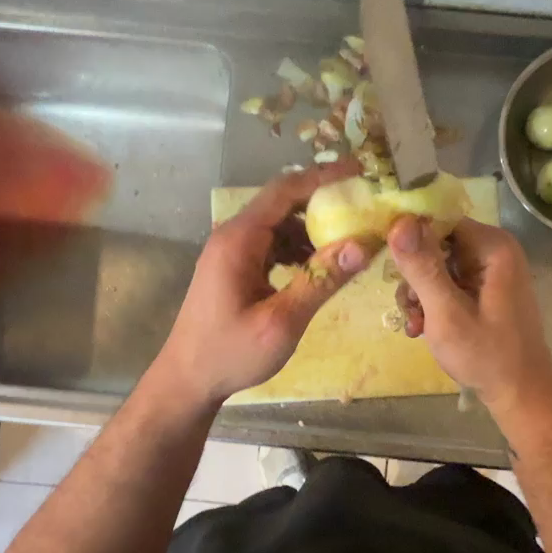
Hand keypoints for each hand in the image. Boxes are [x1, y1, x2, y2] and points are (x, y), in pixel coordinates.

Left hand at [154, 160, 378, 405]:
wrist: (187, 380)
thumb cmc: (230, 353)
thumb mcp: (281, 321)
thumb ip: (320, 281)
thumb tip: (363, 245)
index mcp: (239, 239)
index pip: (285, 189)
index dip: (324, 176)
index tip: (361, 171)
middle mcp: (232, 236)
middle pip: (282, 202)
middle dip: (324, 201)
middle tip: (364, 206)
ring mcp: (231, 252)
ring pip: (278, 225)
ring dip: (312, 229)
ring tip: (350, 240)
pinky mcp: (234, 269)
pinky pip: (271, 245)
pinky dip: (298, 249)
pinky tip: (318, 268)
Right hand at [389, 215, 551, 410]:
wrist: (520, 393)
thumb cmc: (486, 355)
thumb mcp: (446, 313)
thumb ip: (422, 268)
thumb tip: (398, 222)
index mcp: (493, 247)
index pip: (439, 219)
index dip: (410, 238)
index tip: (390, 266)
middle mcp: (493, 250)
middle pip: (435, 243)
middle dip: (414, 276)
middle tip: (410, 310)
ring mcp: (489, 271)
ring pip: (436, 265)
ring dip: (419, 294)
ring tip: (417, 325)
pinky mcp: (484, 289)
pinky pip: (447, 283)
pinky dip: (432, 303)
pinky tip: (424, 328)